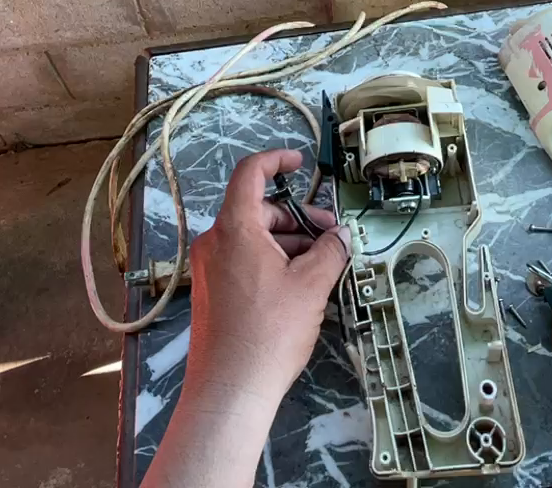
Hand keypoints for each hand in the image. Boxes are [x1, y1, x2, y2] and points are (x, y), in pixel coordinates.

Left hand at [184, 149, 350, 410]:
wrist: (228, 392)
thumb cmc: (268, 333)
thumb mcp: (311, 286)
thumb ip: (330, 251)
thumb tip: (342, 236)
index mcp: (235, 228)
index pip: (250, 173)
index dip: (276, 159)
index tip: (299, 162)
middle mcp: (215, 241)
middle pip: (258, 210)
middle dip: (297, 218)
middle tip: (329, 236)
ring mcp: (209, 268)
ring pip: (252, 237)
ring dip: (286, 242)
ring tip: (319, 266)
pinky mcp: (210, 291)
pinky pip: (243, 259)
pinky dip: (270, 260)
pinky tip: (296, 285)